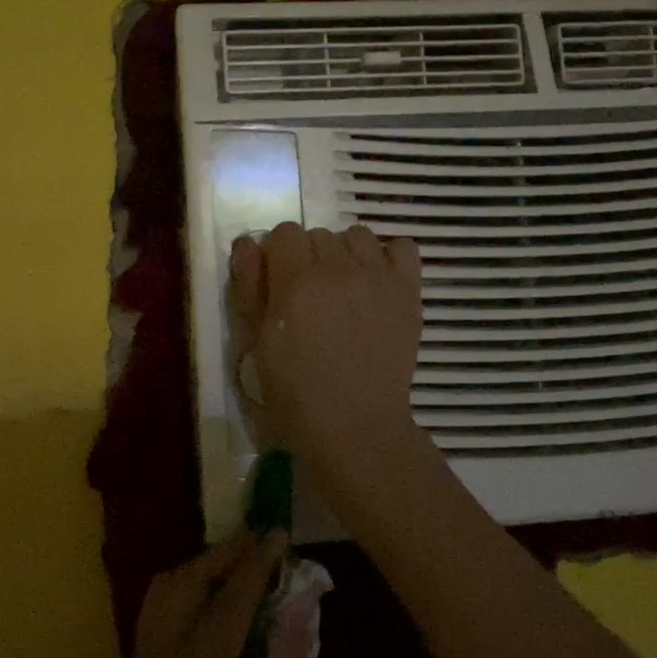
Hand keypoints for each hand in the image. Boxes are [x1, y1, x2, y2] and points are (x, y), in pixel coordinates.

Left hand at [125, 530, 310, 657]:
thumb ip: (288, 650)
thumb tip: (299, 591)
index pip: (231, 599)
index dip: (257, 562)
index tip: (278, 532)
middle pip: (183, 583)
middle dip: (220, 555)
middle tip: (255, 539)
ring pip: (159, 595)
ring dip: (196, 571)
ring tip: (233, 563)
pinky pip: (153, 617)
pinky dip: (180, 596)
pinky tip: (208, 600)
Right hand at [229, 223, 424, 482]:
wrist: (355, 425)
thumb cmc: (295, 392)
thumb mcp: (258, 341)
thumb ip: (250, 286)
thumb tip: (248, 242)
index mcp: (296, 280)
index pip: (284, 232)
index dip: (277, 256)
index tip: (278, 285)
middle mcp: (339, 268)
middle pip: (318, 234)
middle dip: (308, 257)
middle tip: (309, 298)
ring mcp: (378, 277)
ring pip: (357, 235)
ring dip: (345, 253)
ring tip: (343, 288)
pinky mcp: (408, 291)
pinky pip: (402, 247)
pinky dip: (388, 256)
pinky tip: (376, 282)